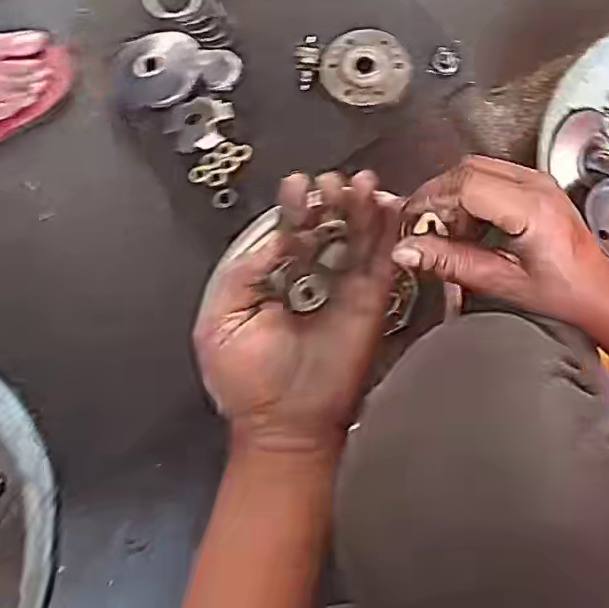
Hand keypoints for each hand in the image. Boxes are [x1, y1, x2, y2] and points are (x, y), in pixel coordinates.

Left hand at [192, 171, 402, 457]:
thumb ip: (243, 273)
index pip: (287, 231)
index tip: (297, 185)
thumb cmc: (248, 380)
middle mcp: (313, 273)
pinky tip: (388, 206)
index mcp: (275, 275)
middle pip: (327, 225)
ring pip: (357, 235)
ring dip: (362, 207)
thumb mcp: (220, 321)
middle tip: (334, 183)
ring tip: (363, 184)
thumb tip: (278, 237)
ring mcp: (346, 283)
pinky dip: (388, 231)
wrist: (287, 424)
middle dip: (331, 200)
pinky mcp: (374, 297)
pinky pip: (383, 258)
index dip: (294, 207)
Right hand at [392, 156, 608, 333]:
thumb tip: (408, 250)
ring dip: (453, 196)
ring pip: (477, 168)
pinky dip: (470, 195)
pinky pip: (491, 174)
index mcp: (532, 209)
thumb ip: (451, 263)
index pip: (466, 186)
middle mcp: (536, 185)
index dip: (431, 201)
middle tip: (424, 228)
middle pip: (468, 170)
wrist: (596, 288)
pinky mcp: (535, 184)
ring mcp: (538, 180)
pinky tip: (471, 226)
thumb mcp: (501, 282)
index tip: (413, 222)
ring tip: (451, 233)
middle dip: (438, 197)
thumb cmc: (563, 291)